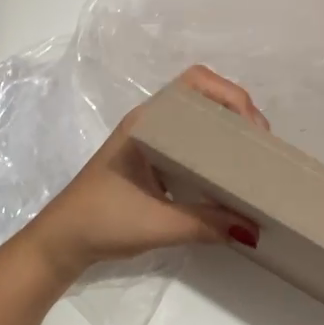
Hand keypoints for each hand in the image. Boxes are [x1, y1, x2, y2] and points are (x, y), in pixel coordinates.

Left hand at [22, 65, 266, 279]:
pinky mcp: (151, 164)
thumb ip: (206, 224)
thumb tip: (253, 229)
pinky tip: (228, 180)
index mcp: (148, 124)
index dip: (232, 96)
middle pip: (204, 98)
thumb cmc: (102, 221)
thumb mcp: (158, 224)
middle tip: (262, 149)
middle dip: (238, 116)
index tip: (254, 130)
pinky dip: (215, 154)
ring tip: (252, 163)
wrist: (62, 241)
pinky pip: (191, 146)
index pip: (196, 83)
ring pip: (198, 123)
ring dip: (227, 135)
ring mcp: (150, 144)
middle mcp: (151, 125)